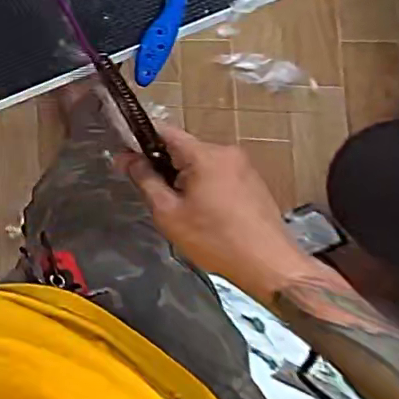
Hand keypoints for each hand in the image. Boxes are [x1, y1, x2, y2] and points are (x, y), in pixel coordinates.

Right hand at [117, 124, 324, 297]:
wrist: (271, 266)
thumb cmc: (216, 240)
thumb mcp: (169, 212)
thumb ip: (145, 180)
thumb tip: (127, 158)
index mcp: (204, 154)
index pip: (164, 131)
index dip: (141, 142)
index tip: (128, 160)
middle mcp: (225, 151)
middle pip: (183, 148)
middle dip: (165, 166)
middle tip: (156, 195)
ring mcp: (243, 165)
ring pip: (200, 162)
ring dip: (186, 178)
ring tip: (182, 209)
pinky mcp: (253, 181)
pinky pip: (218, 173)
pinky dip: (205, 186)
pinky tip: (206, 214)